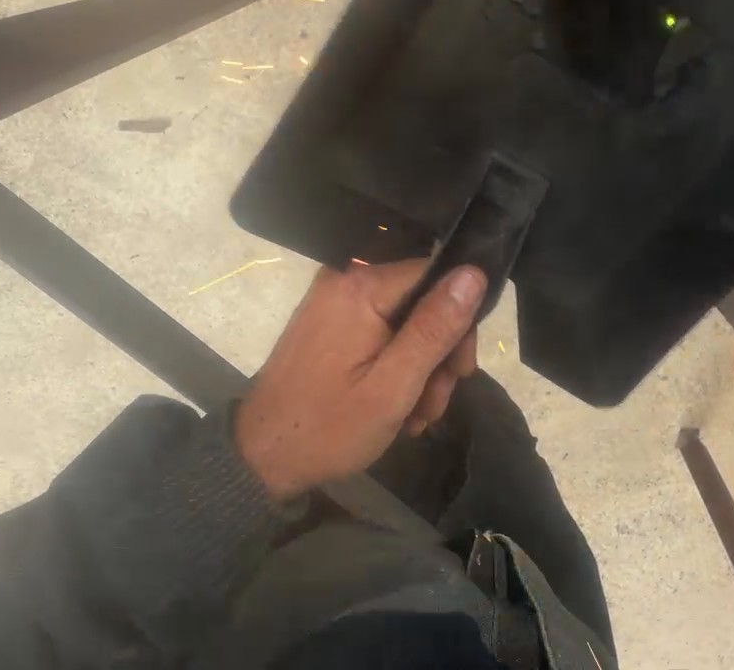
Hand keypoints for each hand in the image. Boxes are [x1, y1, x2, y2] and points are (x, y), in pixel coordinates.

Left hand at [235, 260, 484, 499]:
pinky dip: (396, 364)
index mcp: (362, 286)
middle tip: (435, 403)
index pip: (438, 275)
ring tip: (416, 416)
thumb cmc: (328, 428)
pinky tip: (398, 404)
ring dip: (421, 367)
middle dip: (439, 353)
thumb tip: (474, 272)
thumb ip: (435, 328)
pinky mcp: (331, 319)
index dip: (459, 321)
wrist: (259, 461)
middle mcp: (348, 278)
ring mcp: (336, 298)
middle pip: (423, 298)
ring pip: (407, 318)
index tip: (460, 371)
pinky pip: (382, 328)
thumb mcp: (394, 386)